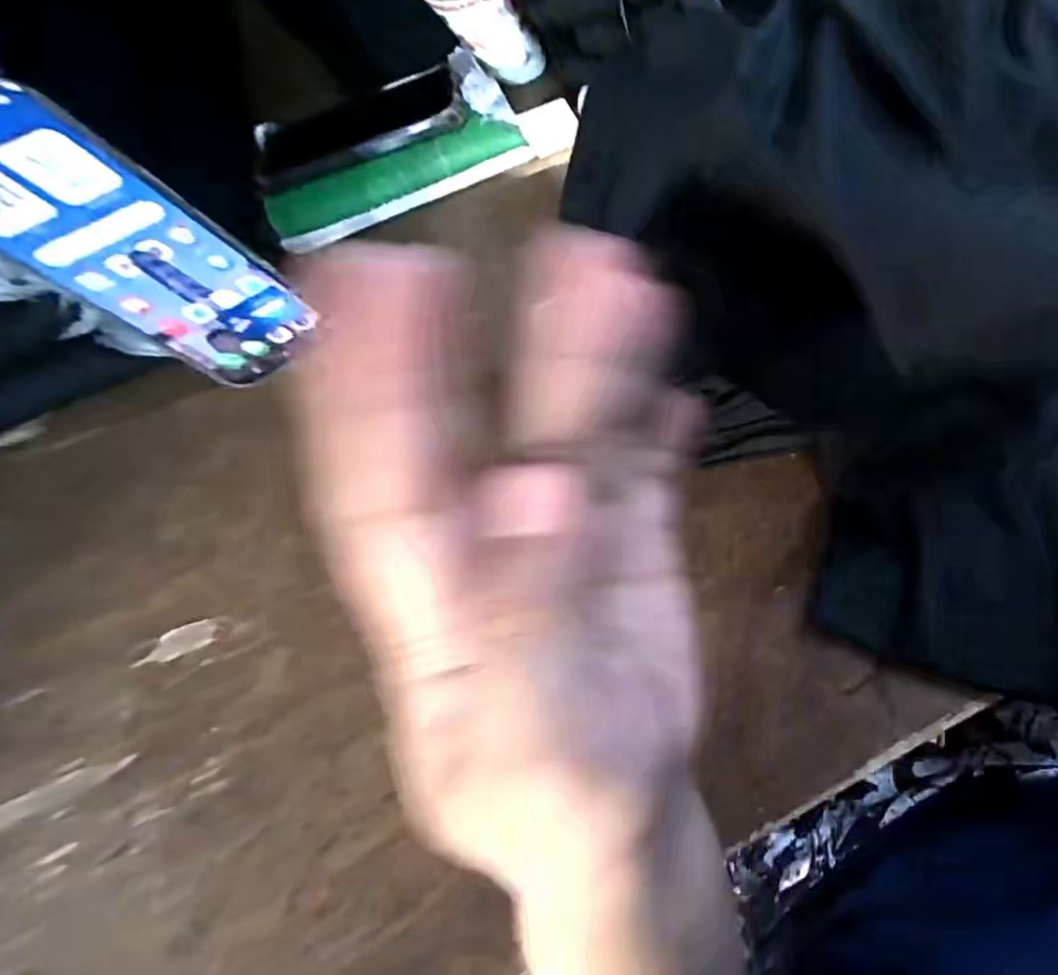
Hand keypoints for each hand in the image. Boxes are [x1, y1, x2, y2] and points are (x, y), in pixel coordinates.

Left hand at [291, 228, 704, 895]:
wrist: (621, 810)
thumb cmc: (547, 794)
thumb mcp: (524, 729)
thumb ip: (526, 610)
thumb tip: (538, 486)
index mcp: (435, 586)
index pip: (389, 462)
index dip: (378, 369)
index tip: (379, 272)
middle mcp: (502, 536)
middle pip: (512, 420)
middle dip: (528, 335)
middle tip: (563, 245)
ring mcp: (579, 535)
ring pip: (593, 430)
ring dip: (613, 362)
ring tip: (638, 285)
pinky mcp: (638, 546)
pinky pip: (649, 473)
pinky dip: (661, 430)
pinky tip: (679, 392)